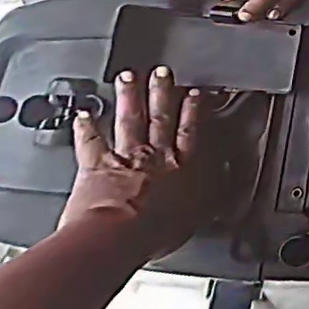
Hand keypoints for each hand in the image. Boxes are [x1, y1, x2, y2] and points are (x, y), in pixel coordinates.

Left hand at [65, 67, 205, 261]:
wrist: (118, 237)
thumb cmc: (157, 230)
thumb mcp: (199, 214)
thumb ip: (210, 194)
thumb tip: (225, 182)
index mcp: (183, 165)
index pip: (190, 129)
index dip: (193, 109)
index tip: (194, 93)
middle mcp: (156, 155)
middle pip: (160, 116)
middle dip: (162, 91)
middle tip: (161, 72)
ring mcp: (125, 157)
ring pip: (130, 120)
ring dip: (129, 96)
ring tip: (128, 77)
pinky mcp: (96, 166)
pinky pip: (91, 142)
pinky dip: (86, 127)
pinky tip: (83, 114)